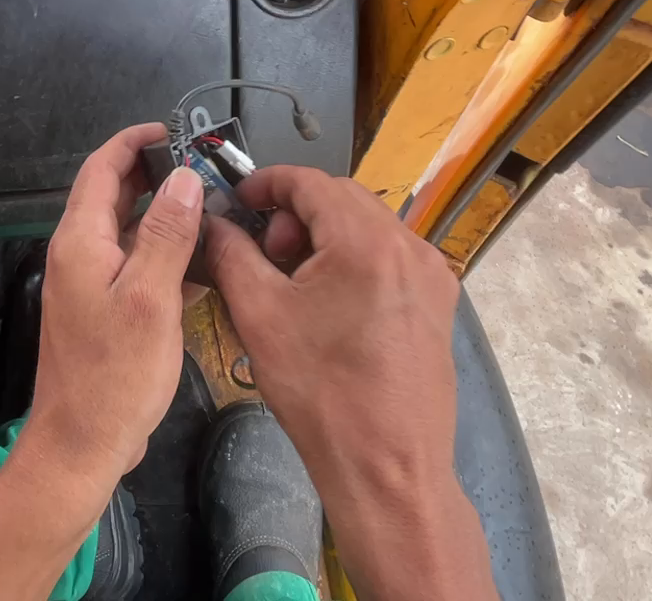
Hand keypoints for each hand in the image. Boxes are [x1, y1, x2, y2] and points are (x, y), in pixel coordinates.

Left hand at [25, 122, 203, 491]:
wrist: (82, 443)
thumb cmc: (114, 372)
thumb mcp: (148, 297)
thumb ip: (165, 234)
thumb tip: (183, 178)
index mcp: (80, 239)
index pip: (101, 169)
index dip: (132, 142)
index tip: (172, 131)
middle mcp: (80, 252)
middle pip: (113, 195)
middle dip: (153, 173)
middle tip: (201, 167)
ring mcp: (91, 281)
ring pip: (128, 230)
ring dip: (163, 214)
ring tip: (211, 206)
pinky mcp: (106, 307)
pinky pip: (136, 264)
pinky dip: (164, 253)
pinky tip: (202, 260)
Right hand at [205, 166, 495, 600]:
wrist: (388, 470)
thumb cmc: (319, 390)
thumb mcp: (258, 313)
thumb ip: (230, 252)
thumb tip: (213, 221)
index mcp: (367, 241)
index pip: (310, 181)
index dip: (267, 183)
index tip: (237, 201)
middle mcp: (410, 246)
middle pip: (341, 198)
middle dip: (294, 211)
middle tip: (264, 250)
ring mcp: (432, 275)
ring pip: (366, 224)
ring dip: (322, 233)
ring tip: (292, 277)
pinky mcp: (439, 303)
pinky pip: (387, 254)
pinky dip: (351, 256)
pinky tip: (328, 298)